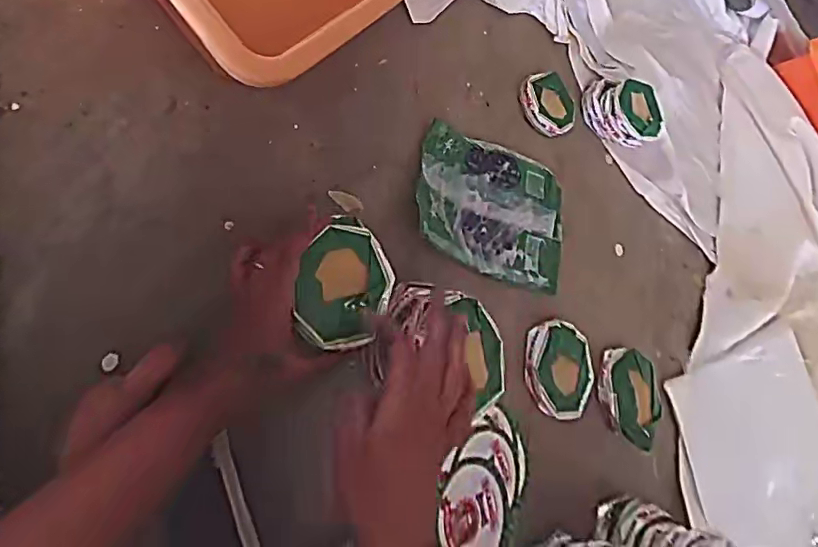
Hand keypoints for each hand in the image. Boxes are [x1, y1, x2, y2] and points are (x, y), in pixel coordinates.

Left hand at [200, 216, 339, 399]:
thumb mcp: (299, 370)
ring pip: (264, 252)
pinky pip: (242, 263)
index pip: (292, 254)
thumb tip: (357, 342)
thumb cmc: (256, 379)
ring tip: (302, 236)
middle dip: (302, 232)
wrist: (216, 389)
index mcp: (275, 296)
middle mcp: (258, 285)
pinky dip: (253, 250)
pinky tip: (264, 250)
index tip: (325, 221)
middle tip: (323, 225)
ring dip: (284, 241)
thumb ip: (329, 356)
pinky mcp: (235, 297)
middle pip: (280, 247)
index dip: (308, 233)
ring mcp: (244, 289)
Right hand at [336, 303, 476, 546]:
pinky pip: (464, 403)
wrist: (399, 533)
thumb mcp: (348, 446)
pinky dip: (469, 383)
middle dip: (437, 321)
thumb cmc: (371, 492)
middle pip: (436, 353)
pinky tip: (469, 371)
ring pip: (454, 372)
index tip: (378, 314)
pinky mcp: (448, 439)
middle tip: (440, 295)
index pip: (402, 350)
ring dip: (458, 343)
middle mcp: (428, 405)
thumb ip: (355, 409)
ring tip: (461, 319)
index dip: (392, 327)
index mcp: (403, 401)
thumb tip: (363, 388)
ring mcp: (442, 422)